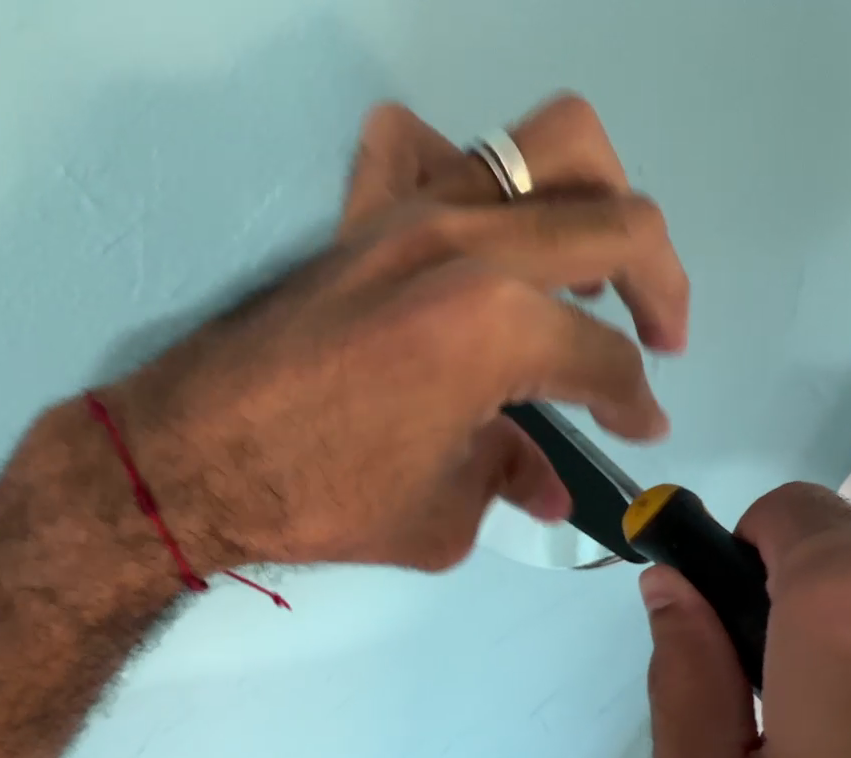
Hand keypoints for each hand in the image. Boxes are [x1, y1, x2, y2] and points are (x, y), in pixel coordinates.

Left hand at [94, 97, 689, 571]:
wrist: (189, 457)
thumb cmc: (309, 498)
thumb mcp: (435, 518)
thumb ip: (508, 482)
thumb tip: (549, 483)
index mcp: (494, 327)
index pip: (603, 360)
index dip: (635, 402)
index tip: (641, 427)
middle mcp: (467, 245)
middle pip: (617, 225)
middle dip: (661, 287)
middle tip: (660, 338)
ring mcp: (409, 215)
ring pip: (545, 145)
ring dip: (594, 197)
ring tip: (590, 264)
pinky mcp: (360, 218)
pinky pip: (419, 146)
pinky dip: (460, 164)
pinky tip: (470, 222)